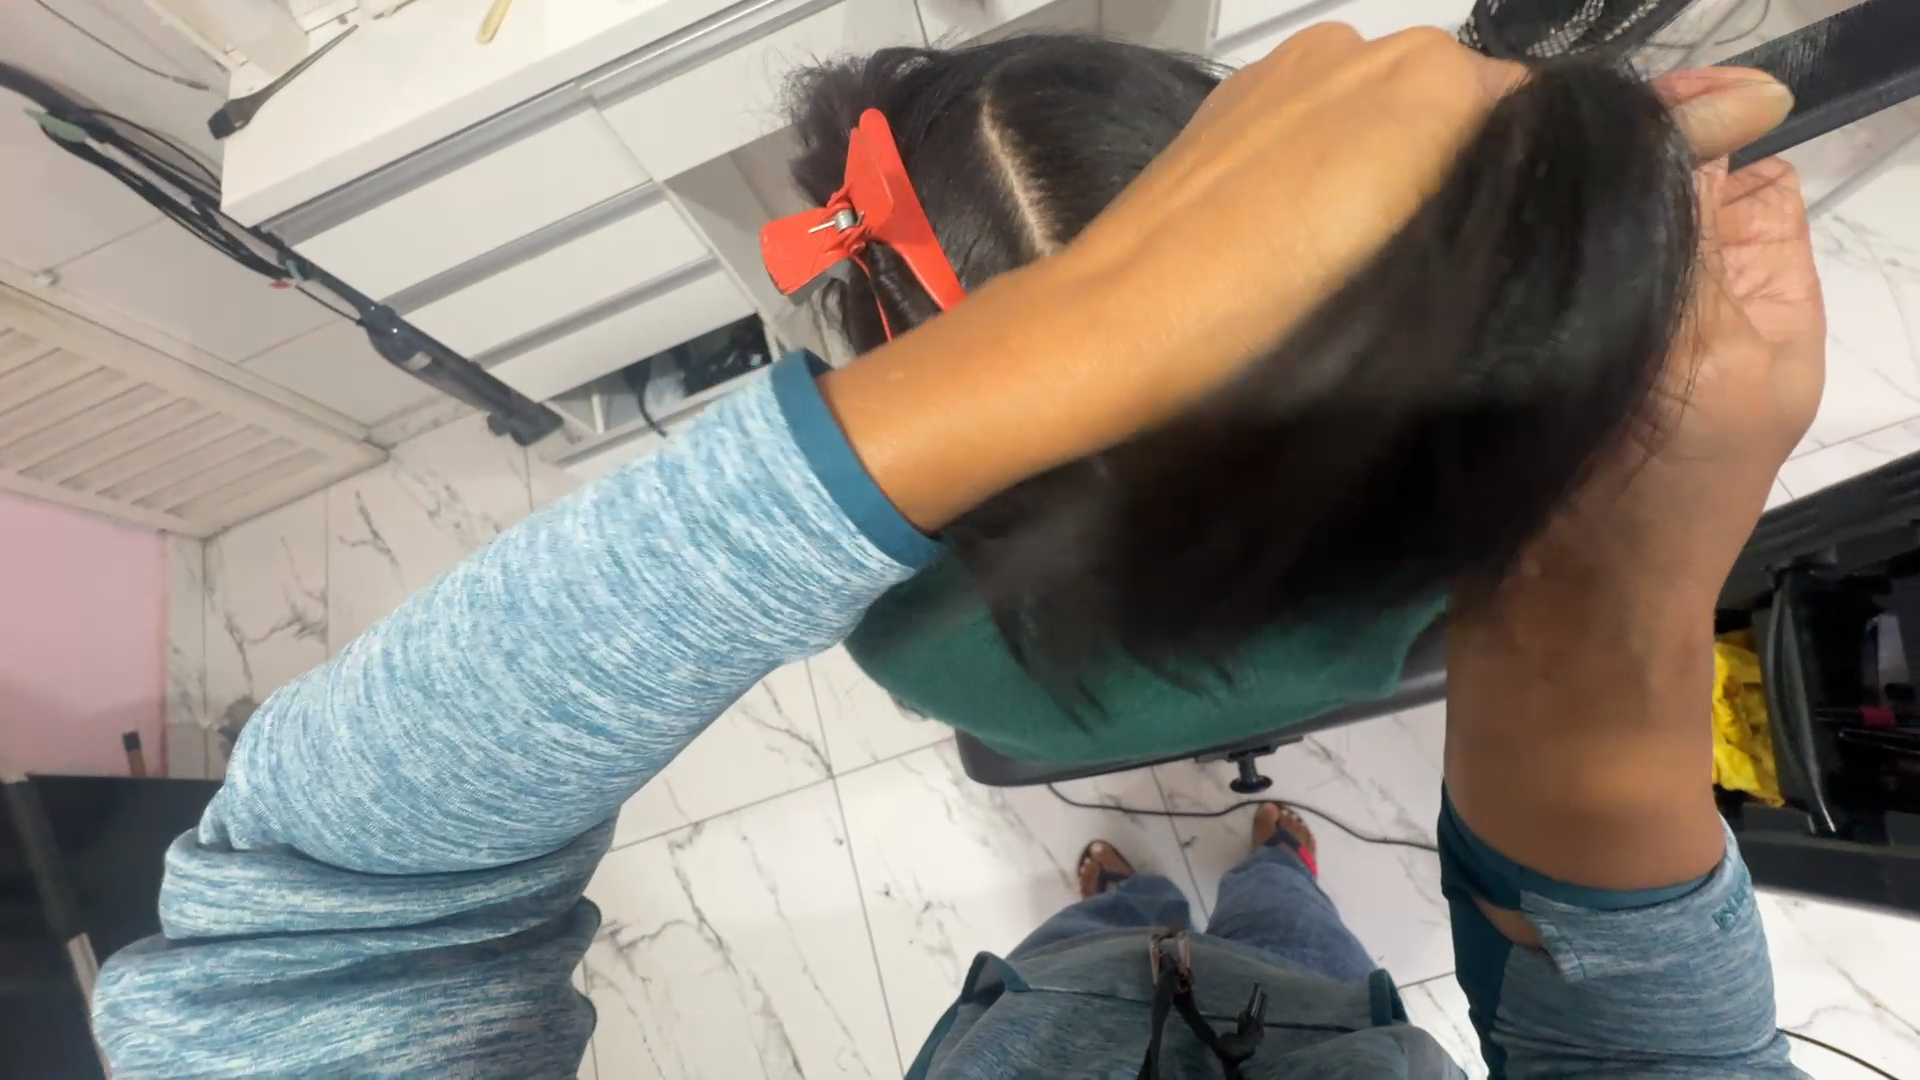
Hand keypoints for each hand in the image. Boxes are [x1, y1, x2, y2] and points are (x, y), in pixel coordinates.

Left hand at [825, 25, 1525, 527]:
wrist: (1113, 329)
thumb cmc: (1257, 319)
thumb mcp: (1417, 261)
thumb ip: (1542, 171)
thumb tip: (1734, 106)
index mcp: (1421, 78)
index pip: (1526, 103)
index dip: (1535, 173)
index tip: (1516, 242)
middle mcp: (1354, 48)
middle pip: (1448, 102)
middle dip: (1454, 171)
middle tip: (1415, 269)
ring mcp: (1280, 73)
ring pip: (1375, 116)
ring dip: (1383, 175)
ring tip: (1345, 262)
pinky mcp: (1221, 110)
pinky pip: (1310, 127)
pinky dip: (1323, 171)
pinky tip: (1293, 235)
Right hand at [1445, 70, 1815, 894]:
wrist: (1539, 629)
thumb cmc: (1634, 516)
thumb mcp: (1699, 373)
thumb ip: (1691, 257)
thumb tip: (1675, 132)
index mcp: (1752, 311)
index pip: (1724, 183)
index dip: (1664, 148)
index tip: (1576, 144)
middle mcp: (1669, 328)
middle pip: (1626, 225)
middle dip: (1574, 204)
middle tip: (1498, 199)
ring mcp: (1582, 366)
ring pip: (1550, 273)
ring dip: (1514, 258)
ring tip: (1461, 247)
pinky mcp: (1510, 397)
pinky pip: (1501, 323)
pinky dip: (1478, 306)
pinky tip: (1440, 300)